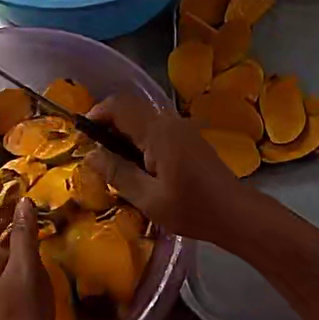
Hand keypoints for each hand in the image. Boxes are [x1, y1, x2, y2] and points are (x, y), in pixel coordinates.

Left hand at [0, 174, 54, 319]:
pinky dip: (12, 229)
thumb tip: (24, 201)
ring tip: (23, 197)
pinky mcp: (1, 277)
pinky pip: (2, 244)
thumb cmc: (22, 308)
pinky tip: (30, 225)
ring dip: (3, 212)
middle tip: (11, 181)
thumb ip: (24, 232)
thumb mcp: (26, 266)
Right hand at [83, 95, 259, 245]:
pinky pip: (156, 128)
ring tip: (111, 160)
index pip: (119, 106)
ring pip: (143, 117)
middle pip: (131, 107)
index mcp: (158, 132)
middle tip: (94, 151)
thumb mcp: (148, 198)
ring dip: (123, 131)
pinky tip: (136, 164)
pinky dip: (139, 138)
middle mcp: (170, 122)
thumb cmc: (192, 209)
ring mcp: (181, 129)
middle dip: (108, 123)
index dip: (97, 113)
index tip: (82, 135)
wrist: (236, 213)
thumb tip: (90, 155)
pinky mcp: (188, 139)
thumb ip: (117, 173)